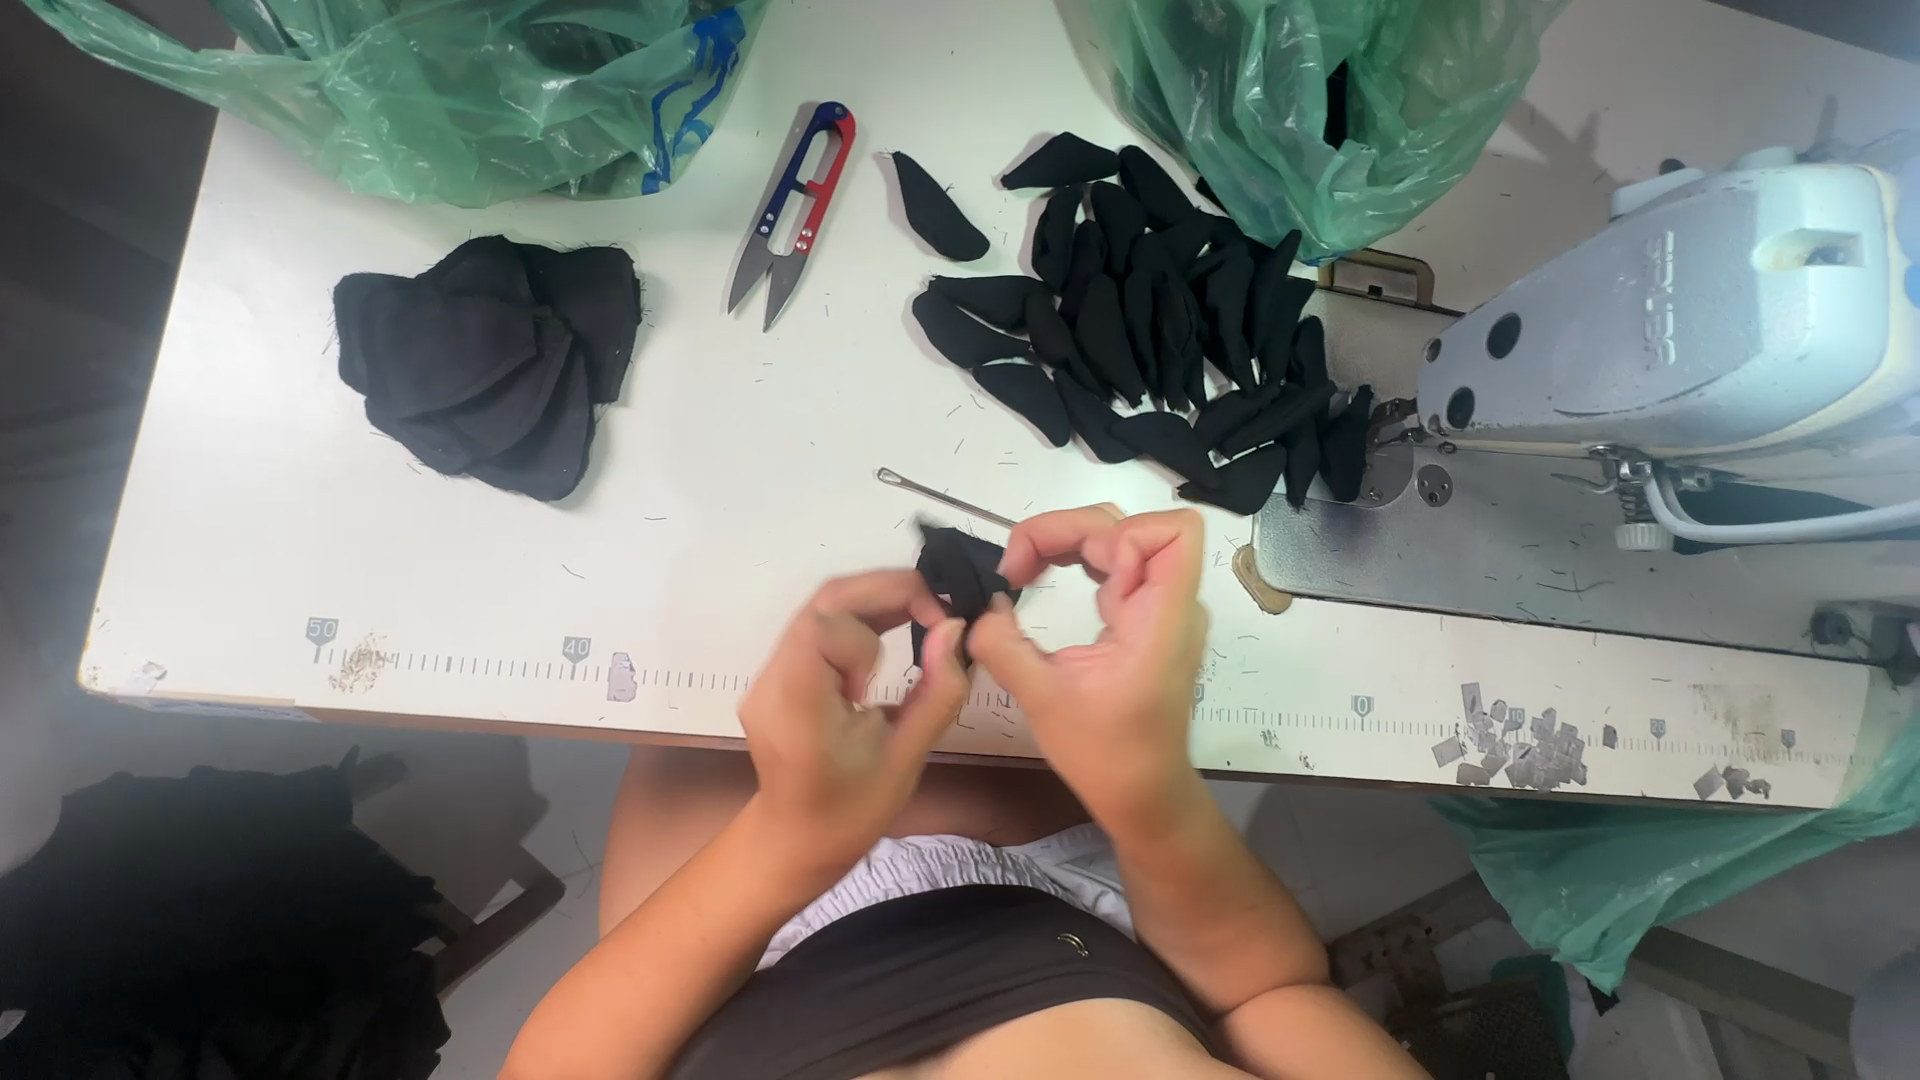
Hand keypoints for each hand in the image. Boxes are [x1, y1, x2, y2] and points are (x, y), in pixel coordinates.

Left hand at [738, 570, 971, 873]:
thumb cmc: (852, 812)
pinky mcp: (779, 669)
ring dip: (877, 598)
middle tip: (937, 605)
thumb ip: (937, 692)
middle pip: (824, 601)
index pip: (822, 627)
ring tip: (924, 611)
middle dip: (887, 589)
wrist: (795, 840)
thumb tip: (956, 626)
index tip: (904, 657)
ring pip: (822, 605)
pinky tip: (897, 624)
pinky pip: (821, 624)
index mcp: (797, 708)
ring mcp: (769, 671)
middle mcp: (772, 679)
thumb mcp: (907, 759)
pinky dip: (863, 614)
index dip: (872, 626)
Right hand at [968, 507, 1208, 830]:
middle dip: (1064, 530)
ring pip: (1116, 534)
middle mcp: (1168, 601)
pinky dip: (1075, 557)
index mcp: (1160, 618)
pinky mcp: (1142, 612)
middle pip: (1125, 524)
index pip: (1170, 533)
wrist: (1140, 791)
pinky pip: (1112, 560)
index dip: (1117, 537)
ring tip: (1021, 569)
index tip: (1075, 577)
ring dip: (1064, 540)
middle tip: (1014, 567)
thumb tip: (979, 606)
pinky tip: (1042, 576)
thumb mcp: (1042, 699)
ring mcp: (1156, 604)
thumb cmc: (1102, 753)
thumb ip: (1003, 645)